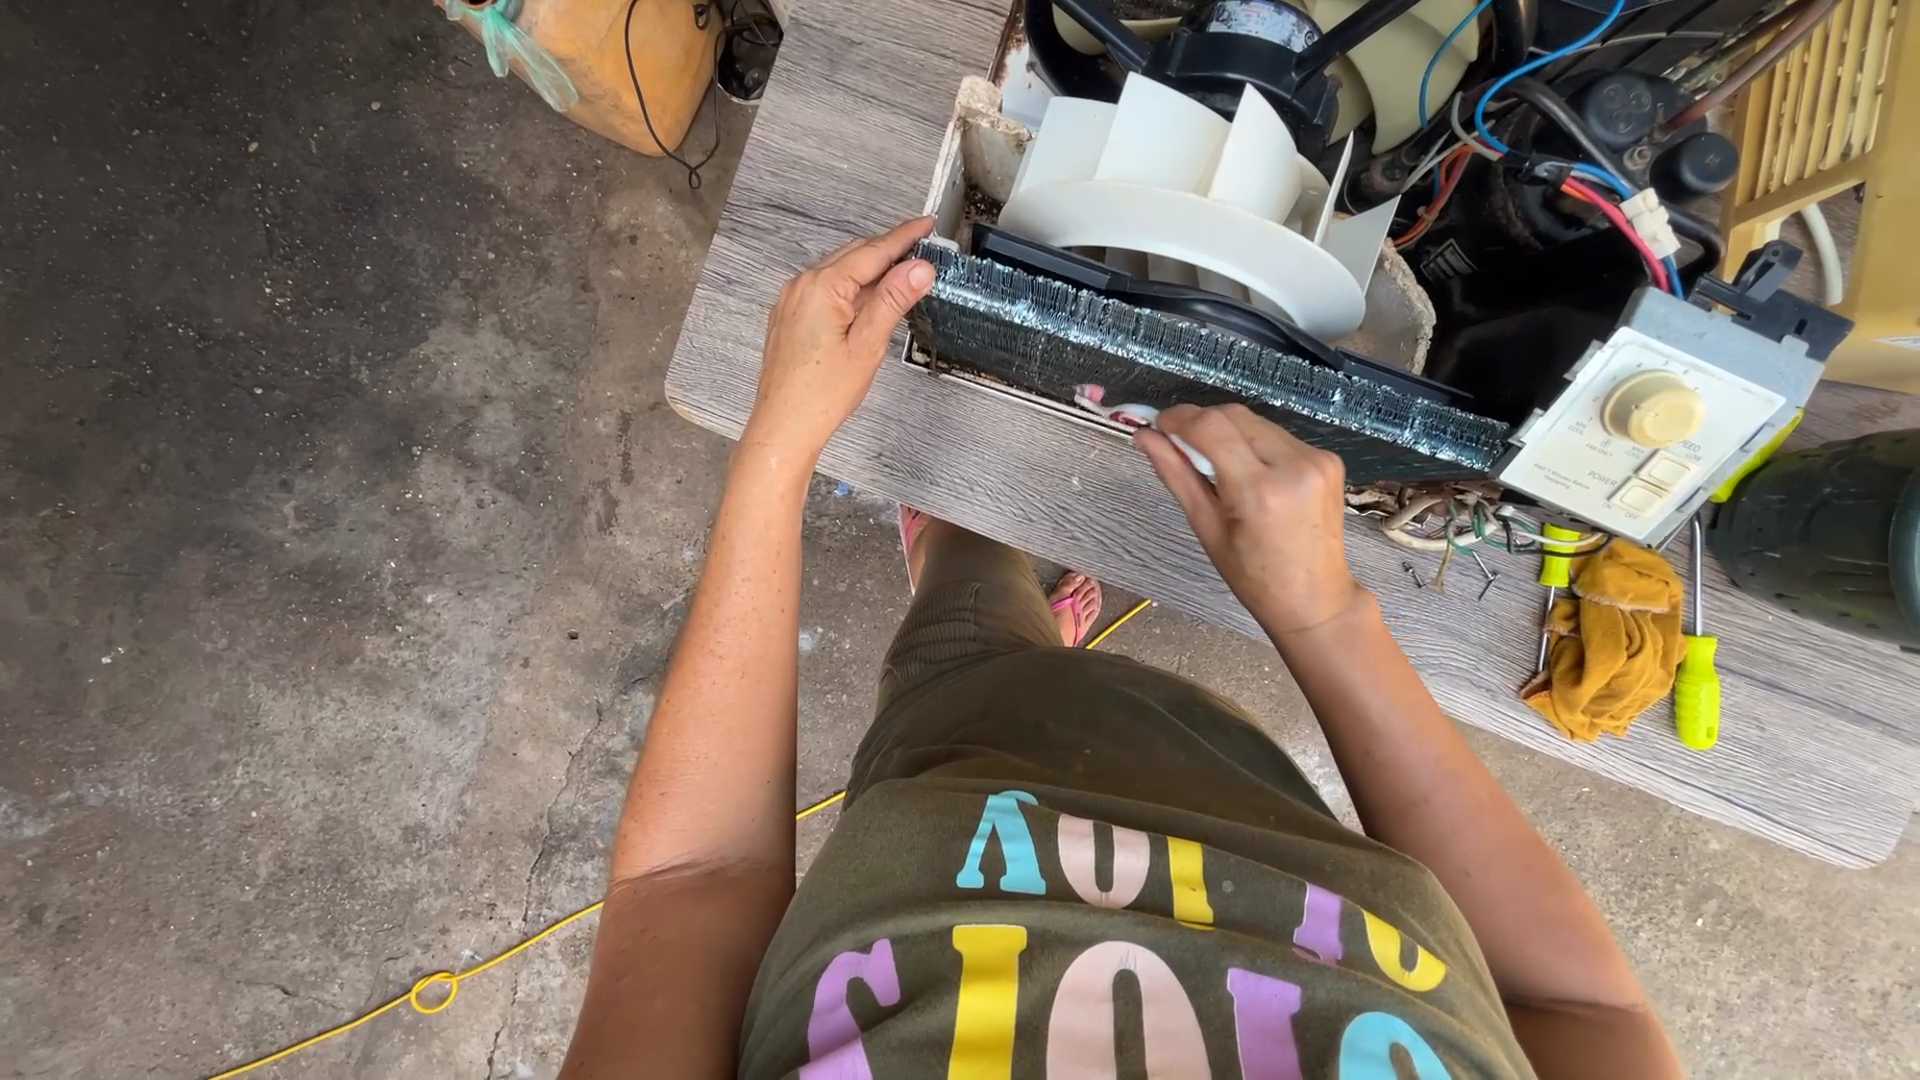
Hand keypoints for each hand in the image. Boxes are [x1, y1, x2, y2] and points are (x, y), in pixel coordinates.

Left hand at [740, 217, 936, 466]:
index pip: (872, 252)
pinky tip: (865, 302)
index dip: (903, 237)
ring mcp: (792, 302)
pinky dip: (849, 288)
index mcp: (822, 288)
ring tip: (900, 275)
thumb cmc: (821, 395)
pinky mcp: (789, 318)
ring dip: (869, 271)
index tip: (924, 225)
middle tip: (920, 248)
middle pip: (853, 256)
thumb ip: (892, 301)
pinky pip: (824, 291)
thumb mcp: (867, 345)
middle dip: (888, 251)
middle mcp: (801, 286)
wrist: (785, 426)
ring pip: (838, 273)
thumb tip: (918, 269)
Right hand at [1138, 404, 1365, 637]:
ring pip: (1254, 422)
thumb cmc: (1252, 575)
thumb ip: (1175, 474)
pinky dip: (1251, 443)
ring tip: (1212, 462)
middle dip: (1199, 422)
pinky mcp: (1328, 459)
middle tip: (1177, 442)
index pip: (1211, 427)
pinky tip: (1245, 470)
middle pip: (1232, 415)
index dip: (1178, 418)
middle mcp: (1293, 465)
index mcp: (1258, 490)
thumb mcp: (1205, 527)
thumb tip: (1144, 436)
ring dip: (1225, 431)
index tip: (1157, 424)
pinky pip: (1276, 435)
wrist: (1314, 596)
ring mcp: (1316, 459)